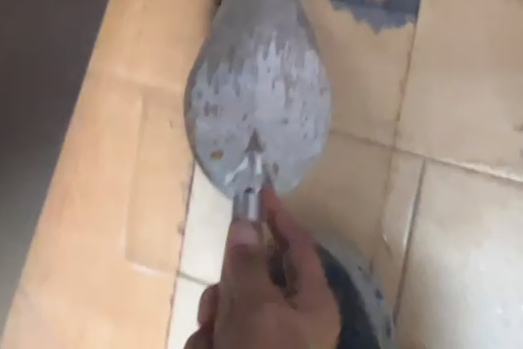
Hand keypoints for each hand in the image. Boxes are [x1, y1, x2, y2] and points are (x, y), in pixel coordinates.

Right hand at [184, 186, 339, 348]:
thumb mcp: (258, 309)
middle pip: (256, 276)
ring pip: (231, 307)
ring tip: (210, 335)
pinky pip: (219, 335)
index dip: (278, 215)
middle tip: (216, 295)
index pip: (298, 245)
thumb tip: (244, 223)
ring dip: (214, 317)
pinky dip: (209, 342)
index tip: (258, 189)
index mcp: (313, 302)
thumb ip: (249, 264)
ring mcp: (268, 341)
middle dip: (229, 284)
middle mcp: (294, 319)